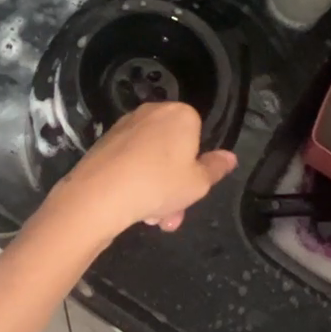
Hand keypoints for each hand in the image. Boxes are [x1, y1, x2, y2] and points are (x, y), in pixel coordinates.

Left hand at [45, 102, 238, 236]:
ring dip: (155, 190)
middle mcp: (152, 112)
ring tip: (151, 219)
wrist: (100, 194)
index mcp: (181, 114)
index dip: (196, 165)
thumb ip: (216, 168)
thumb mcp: (198, 184)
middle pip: (172, 151)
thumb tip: (230, 157)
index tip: (191, 189)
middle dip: (174, 186)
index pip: (198, 136)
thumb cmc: (159, 184)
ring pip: (151, 160)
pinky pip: (130, 162)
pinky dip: (134, 181)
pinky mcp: (105, 142)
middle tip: (171, 215)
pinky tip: (132, 208)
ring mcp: (125, 126)